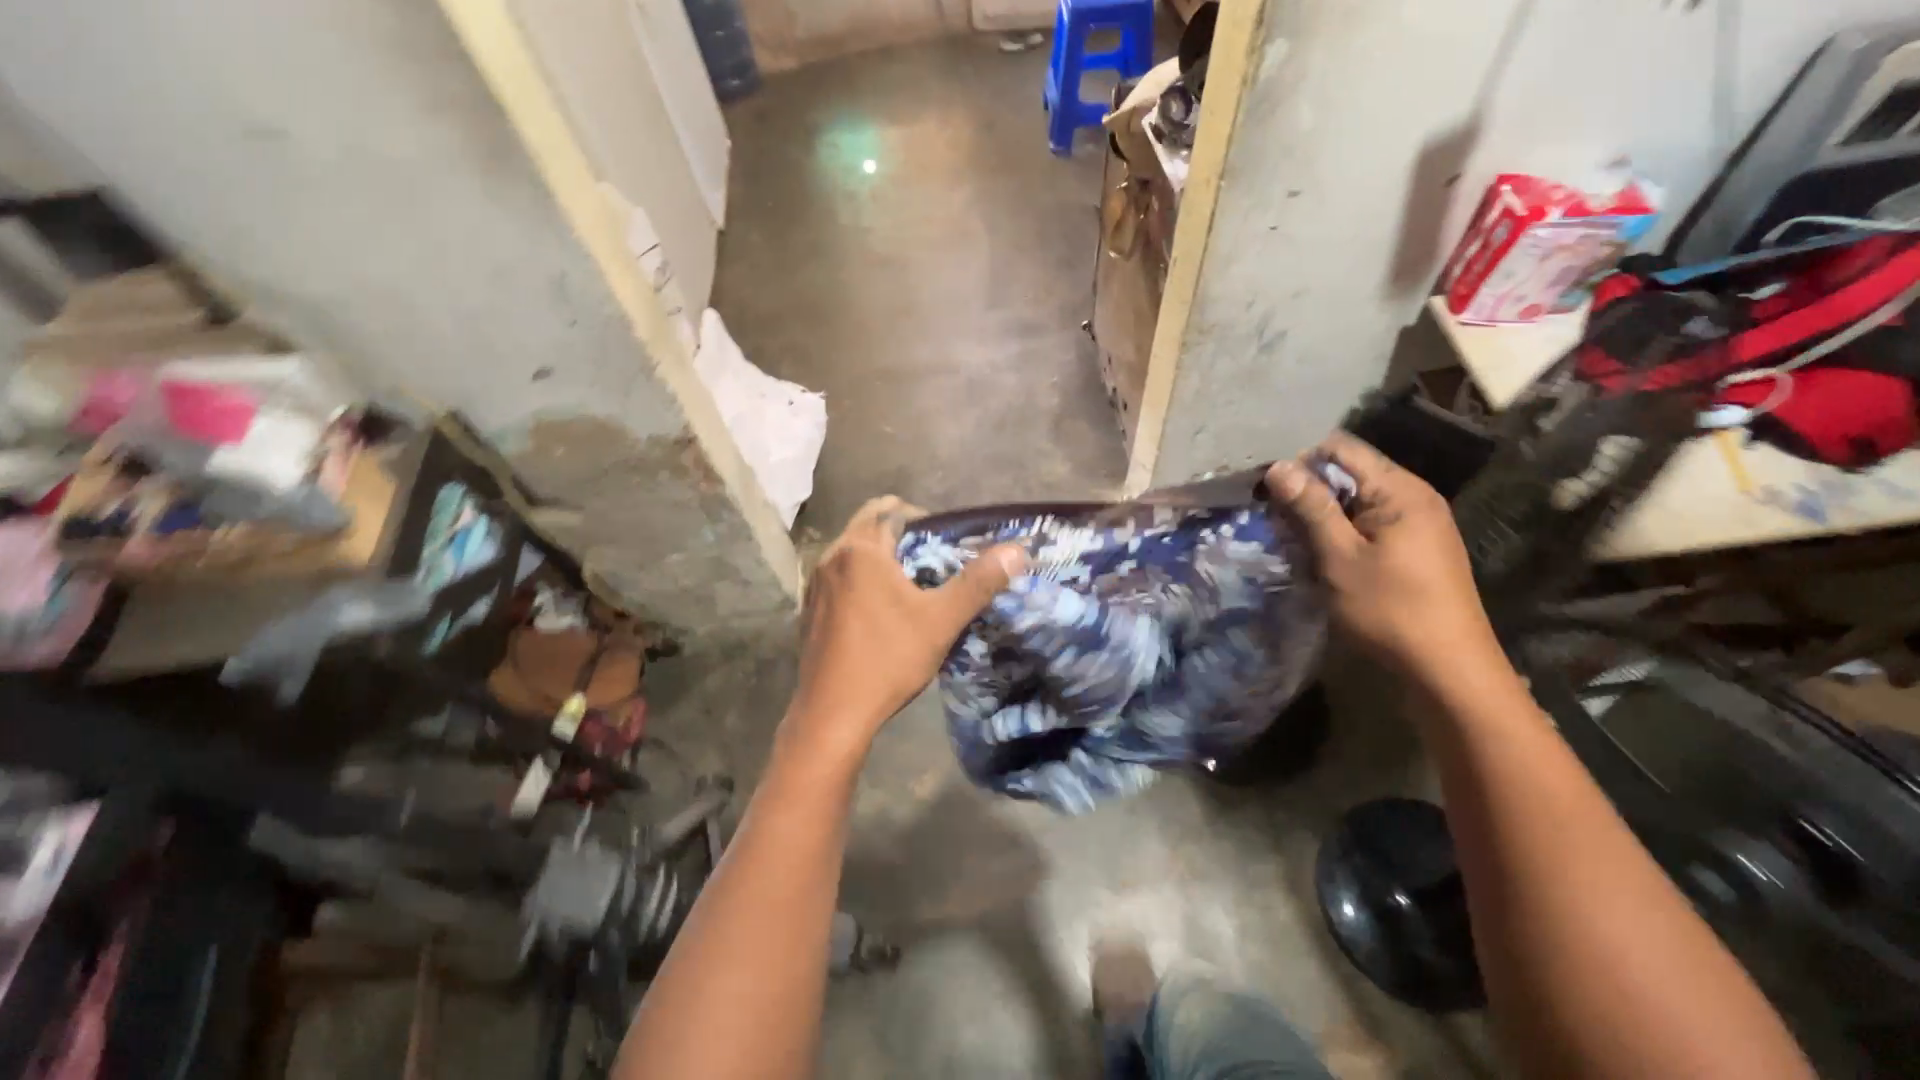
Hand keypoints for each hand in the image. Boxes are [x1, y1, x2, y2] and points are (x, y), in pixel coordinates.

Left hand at [784, 496, 1025, 760]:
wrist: (832, 714)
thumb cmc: (888, 660)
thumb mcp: (941, 620)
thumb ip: (978, 582)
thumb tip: (1017, 551)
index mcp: (860, 550)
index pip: (891, 510)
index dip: (922, 519)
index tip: (945, 544)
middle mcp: (830, 557)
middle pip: (868, 526)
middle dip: (901, 536)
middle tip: (932, 562)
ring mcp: (814, 585)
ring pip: (851, 553)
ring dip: (879, 558)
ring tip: (910, 586)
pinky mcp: (808, 610)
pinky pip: (839, 579)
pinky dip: (860, 581)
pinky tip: (880, 613)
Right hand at [1267, 433, 1496, 681]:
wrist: (1448, 668)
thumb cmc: (1390, 610)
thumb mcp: (1340, 558)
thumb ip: (1311, 508)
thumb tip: (1278, 466)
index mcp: (1400, 490)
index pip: (1340, 449)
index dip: (1300, 462)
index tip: (1266, 489)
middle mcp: (1414, 495)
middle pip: (1350, 472)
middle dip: (1309, 491)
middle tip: (1272, 518)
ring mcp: (1420, 522)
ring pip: (1358, 500)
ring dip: (1323, 516)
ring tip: (1291, 539)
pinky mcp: (1418, 547)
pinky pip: (1371, 523)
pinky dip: (1343, 533)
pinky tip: (1323, 556)